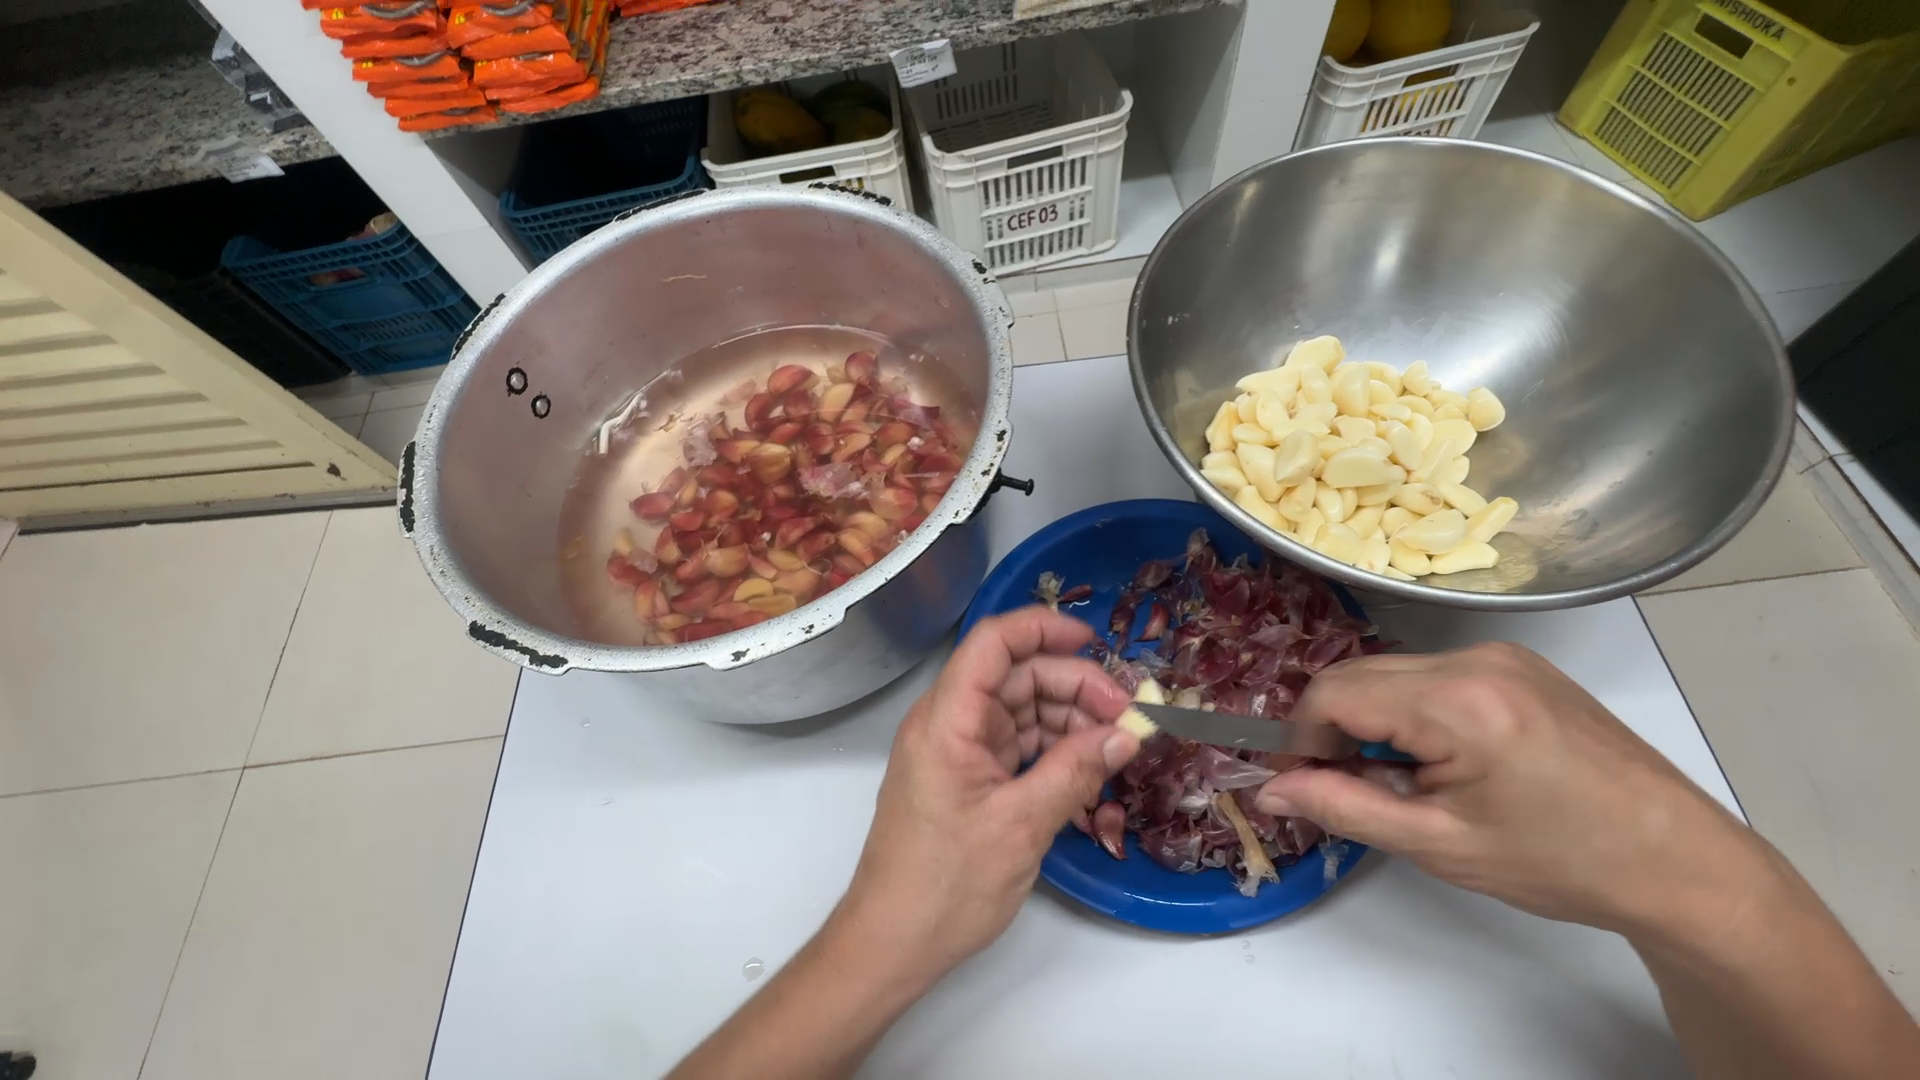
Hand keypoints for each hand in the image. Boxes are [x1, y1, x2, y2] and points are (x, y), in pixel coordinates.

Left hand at [835, 606, 1138, 983]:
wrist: (892, 942)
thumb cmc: (946, 884)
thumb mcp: (1020, 827)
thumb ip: (1074, 772)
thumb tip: (1126, 735)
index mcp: (947, 718)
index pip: (992, 643)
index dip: (1042, 628)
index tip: (1095, 641)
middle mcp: (951, 722)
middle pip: (1017, 676)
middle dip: (1075, 687)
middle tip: (1128, 720)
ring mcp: (960, 750)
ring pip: (1023, 710)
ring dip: (1071, 721)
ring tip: (1117, 748)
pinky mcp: (971, 777)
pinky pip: (1019, 745)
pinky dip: (1055, 752)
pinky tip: (1090, 770)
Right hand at [1253, 643, 1761, 932]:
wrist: (1684, 862)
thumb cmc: (1561, 863)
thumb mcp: (1438, 844)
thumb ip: (1343, 808)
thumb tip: (1269, 791)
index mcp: (1459, 703)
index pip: (1333, 693)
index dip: (1300, 737)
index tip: (1301, 782)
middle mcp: (1475, 659)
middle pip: (1357, 675)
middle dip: (1331, 727)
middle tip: (1342, 784)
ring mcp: (1499, 654)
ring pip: (1389, 671)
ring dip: (1368, 716)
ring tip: (1395, 775)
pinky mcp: (1516, 662)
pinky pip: (1428, 672)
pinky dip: (1406, 707)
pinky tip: (1435, 753)